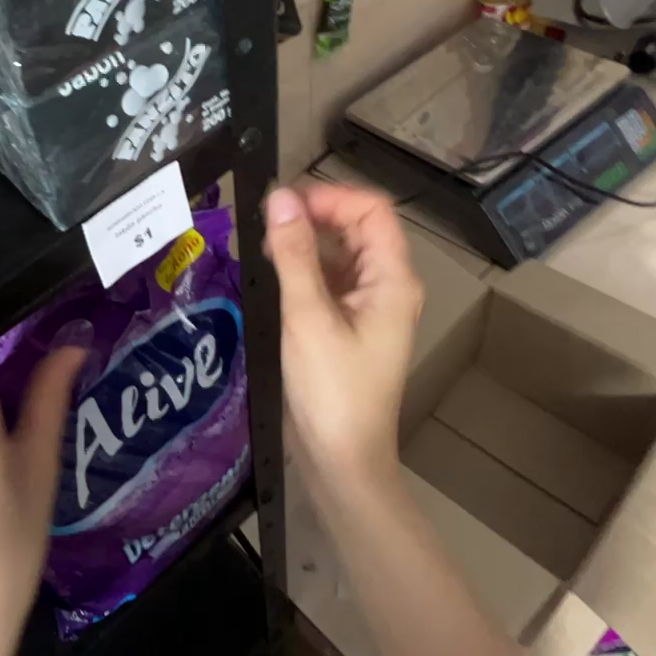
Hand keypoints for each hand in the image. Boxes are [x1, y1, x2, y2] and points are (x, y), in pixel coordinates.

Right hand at [263, 183, 422, 491]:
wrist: (341, 458)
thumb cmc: (332, 389)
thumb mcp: (308, 316)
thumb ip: (294, 253)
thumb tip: (280, 198)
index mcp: (392, 279)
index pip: (371, 210)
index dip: (329, 197)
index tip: (284, 203)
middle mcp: (386, 286)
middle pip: (355, 228)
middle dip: (313, 216)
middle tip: (265, 223)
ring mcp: (367, 305)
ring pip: (339, 252)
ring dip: (304, 241)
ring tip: (263, 247)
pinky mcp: (346, 323)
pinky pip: (327, 279)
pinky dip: (301, 268)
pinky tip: (271, 273)